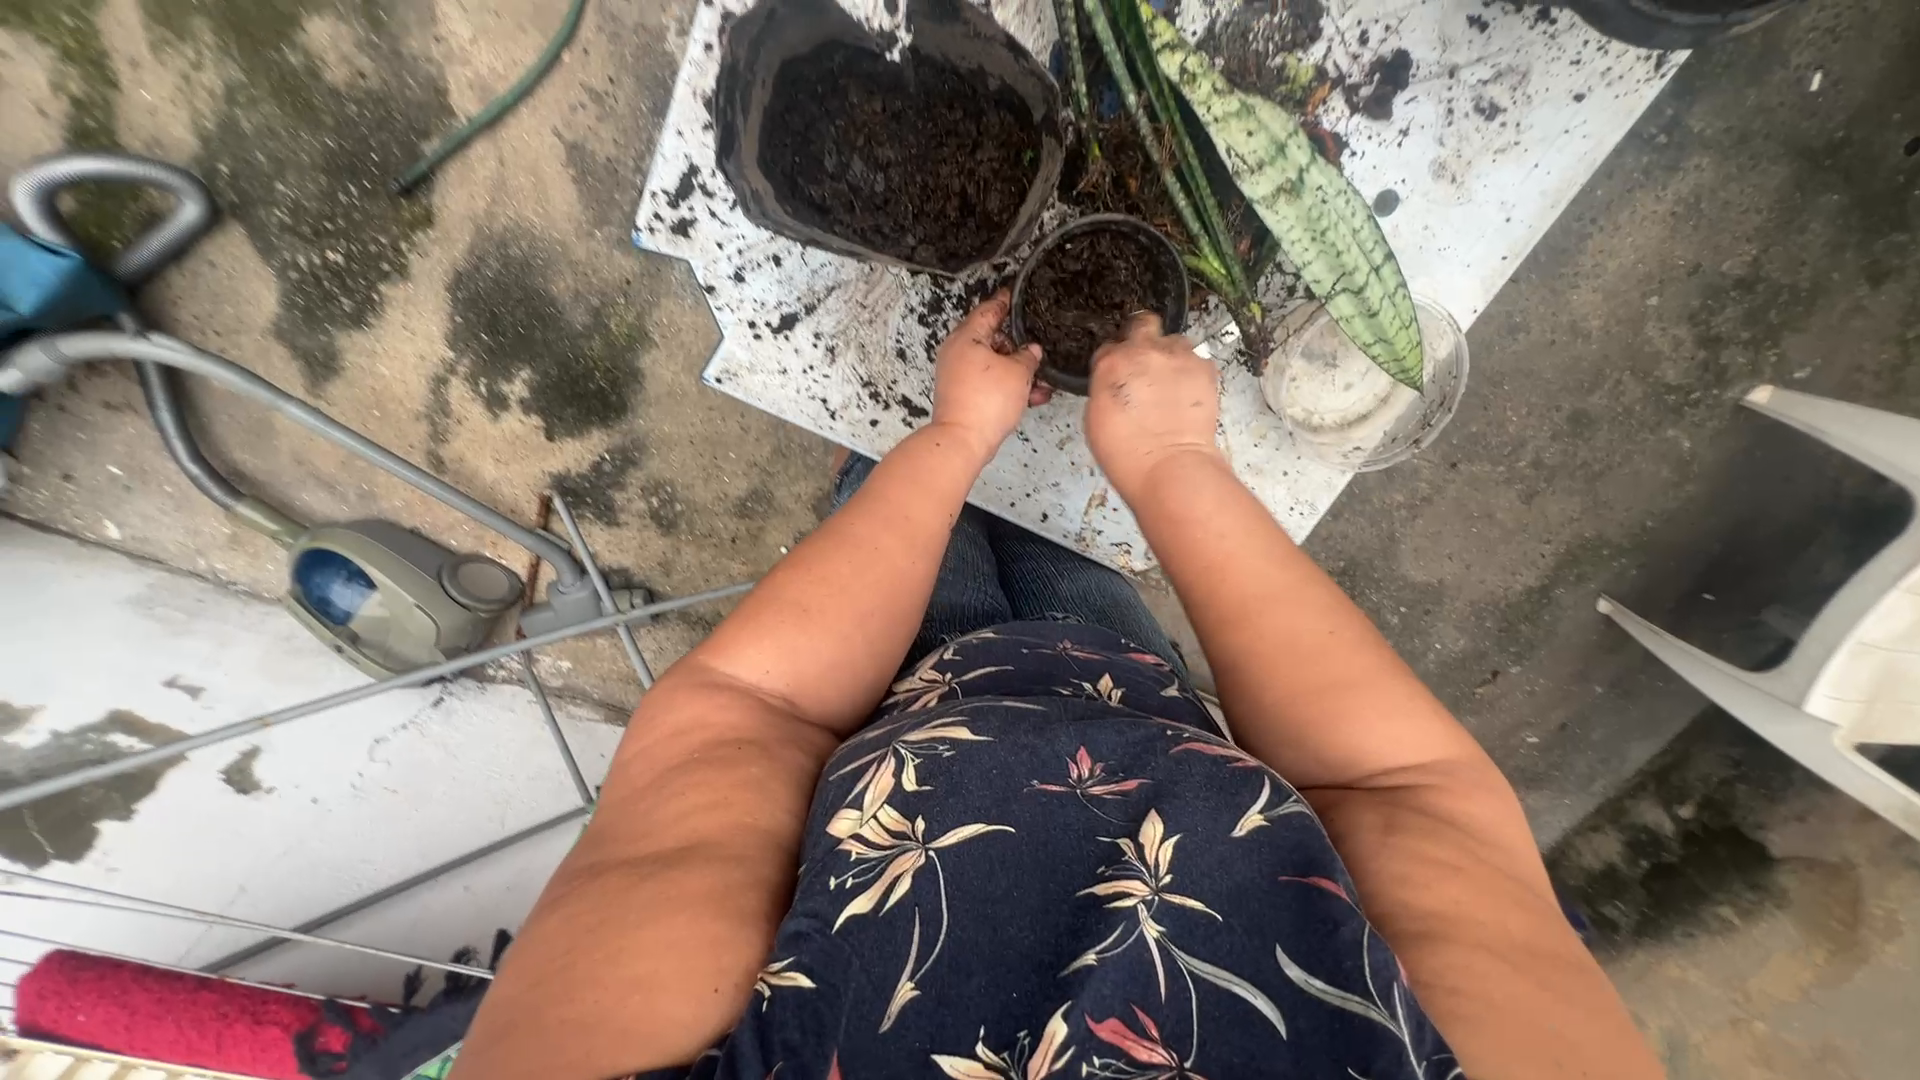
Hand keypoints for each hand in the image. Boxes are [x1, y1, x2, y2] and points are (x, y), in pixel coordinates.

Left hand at [930, 290, 1047, 457]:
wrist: (963, 441)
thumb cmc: (984, 403)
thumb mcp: (1018, 372)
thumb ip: (1028, 356)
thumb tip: (1031, 351)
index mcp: (966, 337)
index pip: (989, 310)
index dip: (1006, 302)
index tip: (1015, 295)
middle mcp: (958, 353)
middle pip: (993, 339)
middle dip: (1018, 348)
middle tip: (1037, 351)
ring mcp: (958, 374)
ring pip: (994, 364)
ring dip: (1018, 372)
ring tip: (1042, 382)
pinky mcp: (963, 394)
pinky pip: (989, 383)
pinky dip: (1009, 387)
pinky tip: (1032, 396)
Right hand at [1085, 312, 1223, 497]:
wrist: (1168, 464)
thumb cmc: (1126, 453)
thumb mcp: (1095, 419)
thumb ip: (1104, 388)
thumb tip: (1113, 384)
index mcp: (1110, 363)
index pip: (1109, 347)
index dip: (1115, 360)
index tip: (1119, 374)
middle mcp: (1143, 351)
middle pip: (1143, 323)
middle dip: (1143, 336)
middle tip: (1146, 362)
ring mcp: (1176, 356)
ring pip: (1174, 341)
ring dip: (1171, 356)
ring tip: (1172, 383)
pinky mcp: (1204, 368)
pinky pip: (1197, 359)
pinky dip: (1193, 373)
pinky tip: (1188, 395)